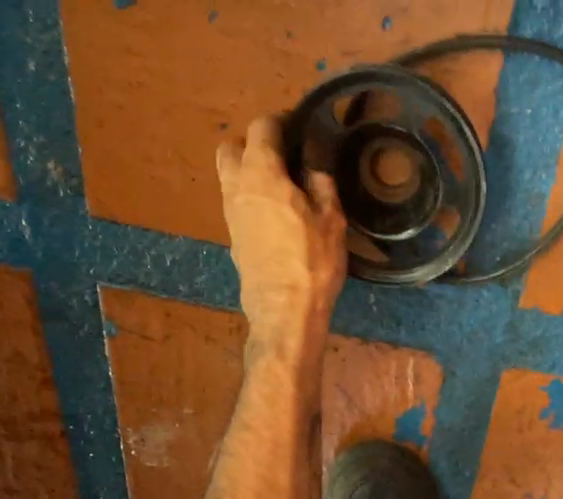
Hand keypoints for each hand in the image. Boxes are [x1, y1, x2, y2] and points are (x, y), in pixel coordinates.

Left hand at [216, 116, 347, 344]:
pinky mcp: (234, 239)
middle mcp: (237, 187)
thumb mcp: (331, 220)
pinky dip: (252, 199)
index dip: (281, 121)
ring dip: (250, 173)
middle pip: (231, 147)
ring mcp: (231, 214)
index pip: (262, 128)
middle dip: (252, 143)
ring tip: (282, 187)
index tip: (299, 127)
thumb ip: (322, 185)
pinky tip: (277, 216)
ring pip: (230, 177)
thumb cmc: (312, 262)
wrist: (284, 312)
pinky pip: (238, 204)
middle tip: (281, 156)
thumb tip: (313, 168)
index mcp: (262, 172)